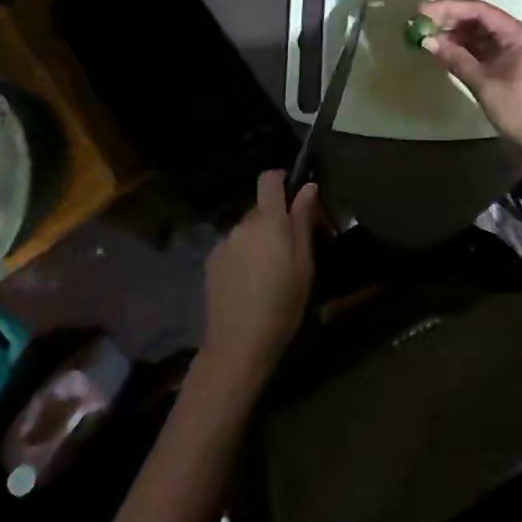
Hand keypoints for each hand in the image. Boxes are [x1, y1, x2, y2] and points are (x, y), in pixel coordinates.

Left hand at [200, 170, 317, 385]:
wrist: (238, 342)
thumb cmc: (283, 305)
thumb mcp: (304, 265)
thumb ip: (303, 222)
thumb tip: (309, 187)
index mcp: (268, 221)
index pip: (269, 179)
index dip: (281, 180)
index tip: (295, 196)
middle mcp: (242, 224)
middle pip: (260, 208)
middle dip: (275, 220)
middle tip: (291, 248)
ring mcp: (224, 241)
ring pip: (246, 229)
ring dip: (258, 239)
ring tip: (269, 271)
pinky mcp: (212, 259)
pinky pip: (233, 246)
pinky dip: (243, 255)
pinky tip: (249, 282)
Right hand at [418, 0, 521, 159]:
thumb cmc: (521, 111)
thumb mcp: (484, 84)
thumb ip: (455, 59)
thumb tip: (427, 41)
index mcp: (518, 35)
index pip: (479, 10)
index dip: (448, 7)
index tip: (421, 11)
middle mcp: (516, 37)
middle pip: (478, 19)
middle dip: (448, 19)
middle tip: (418, 23)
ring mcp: (511, 52)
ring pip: (477, 34)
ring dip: (452, 34)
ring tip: (425, 36)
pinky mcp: (506, 66)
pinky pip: (479, 49)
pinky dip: (460, 49)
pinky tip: (441, 51)